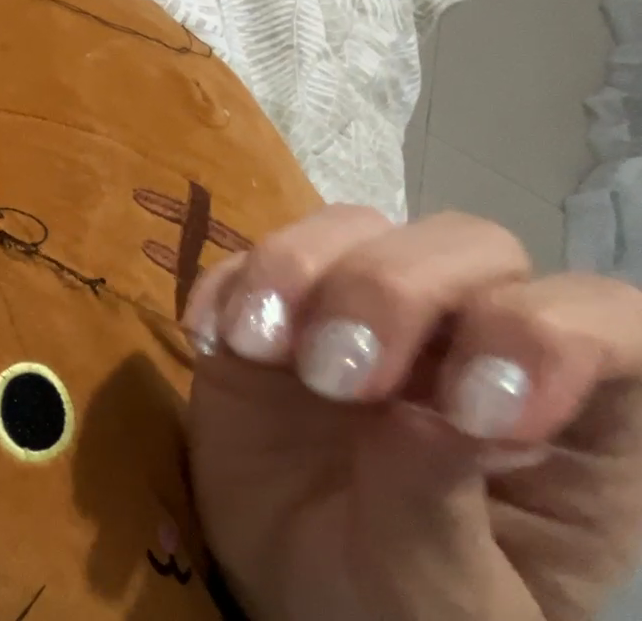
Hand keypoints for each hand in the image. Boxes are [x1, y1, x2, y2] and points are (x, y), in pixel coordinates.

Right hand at [184, 206, 641, 620]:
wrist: (288, 595)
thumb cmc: (401, 615)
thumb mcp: (441, 597)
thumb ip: (441, 509)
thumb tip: (430, 415)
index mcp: (569, 422)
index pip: (603, 321)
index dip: (549, 336)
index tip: (469, 415)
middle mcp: (467, 346)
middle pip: (466, 248)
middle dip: (394, 294)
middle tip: (332, 380)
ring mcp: (358, 321)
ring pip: (353, 230)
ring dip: (297, 272)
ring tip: (255, 348)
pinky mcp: (266, 316)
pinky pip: (248, 260)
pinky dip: (224, 286)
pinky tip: (209, 340)